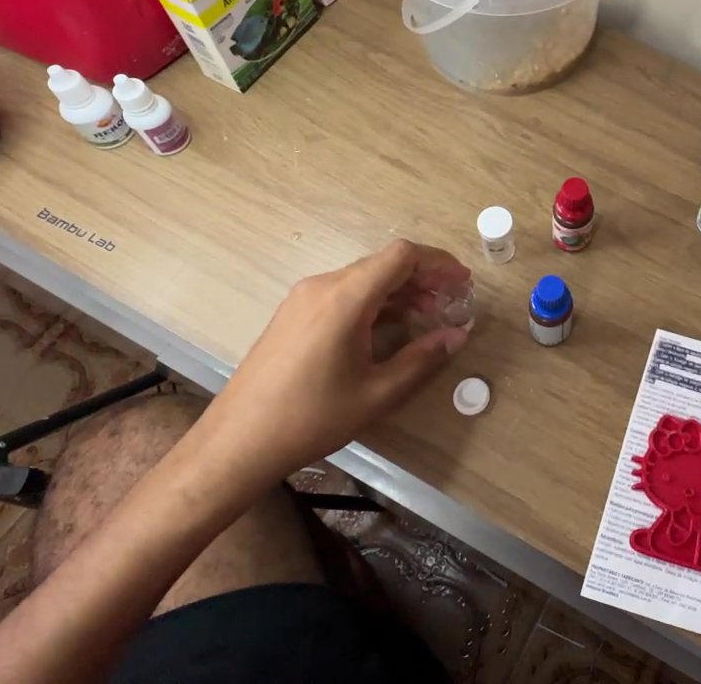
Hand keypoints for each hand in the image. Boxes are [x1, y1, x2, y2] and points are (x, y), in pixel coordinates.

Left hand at [199, 240, 472, 479]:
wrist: (237, 443)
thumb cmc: (311, 418)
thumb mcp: (377, 393)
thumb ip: (422, 358)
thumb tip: (458, 335)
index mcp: (345, 298)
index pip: (402, 256)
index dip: (439, 262)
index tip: (463, 282)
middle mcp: (323, 286)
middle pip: (384, 263)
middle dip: (424, 277)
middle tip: (454, 301)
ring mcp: (303, 298)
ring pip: (365, 276)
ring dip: (401, 289)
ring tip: (430, 315)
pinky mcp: (293, 314)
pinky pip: (345, 292)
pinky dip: (376, 300)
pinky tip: (391, 326)